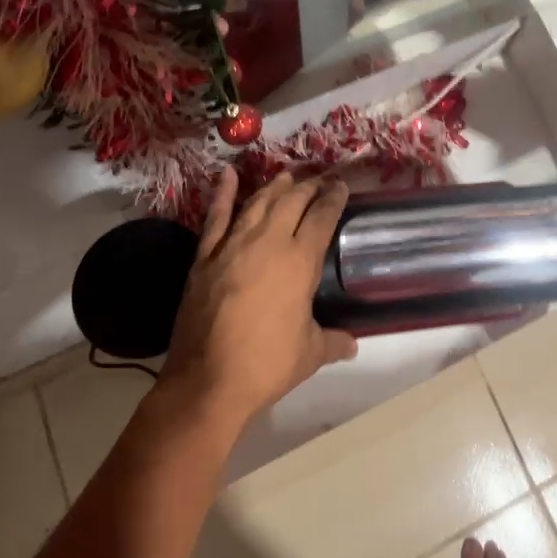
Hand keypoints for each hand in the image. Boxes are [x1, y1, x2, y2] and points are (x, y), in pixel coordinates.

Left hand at [162, 171, 358, 425]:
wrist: (208, 381)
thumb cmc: (267, 365)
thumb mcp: (310, 353)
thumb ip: (333, 342)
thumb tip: (351, 344)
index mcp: (299, 261)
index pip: (322, 217)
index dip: (334, 198)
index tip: (341, 187)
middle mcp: (268, 243)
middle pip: (292, 201)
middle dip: (308, 187)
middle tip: (319, 181)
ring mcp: (232, 246)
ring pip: (258, 203)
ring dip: (274, 187)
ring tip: (286, 178)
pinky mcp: (204, 258)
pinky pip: (216, 218)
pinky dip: (223, 195)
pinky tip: (228, 176)